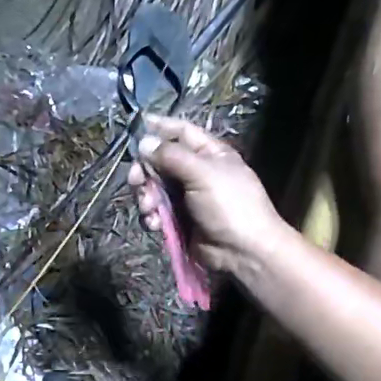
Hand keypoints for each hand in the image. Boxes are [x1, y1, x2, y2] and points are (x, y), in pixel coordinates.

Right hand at [127, 115, 287, 275]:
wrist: (244, 252)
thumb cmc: (230, 206)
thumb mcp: (203, 174)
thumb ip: (172, 155)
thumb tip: (144, 141)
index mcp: (210, 153)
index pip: (181, 132)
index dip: (159, 128)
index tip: (136, 129)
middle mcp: (197, 172)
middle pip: (161, 161)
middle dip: (145, 170)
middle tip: (136, 180)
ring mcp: (187, 197)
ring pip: (154, 188)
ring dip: (146, 196)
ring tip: (149, 207)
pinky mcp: (179, 220)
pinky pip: (157, 211)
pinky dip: (151, 216)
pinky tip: (155, 224)